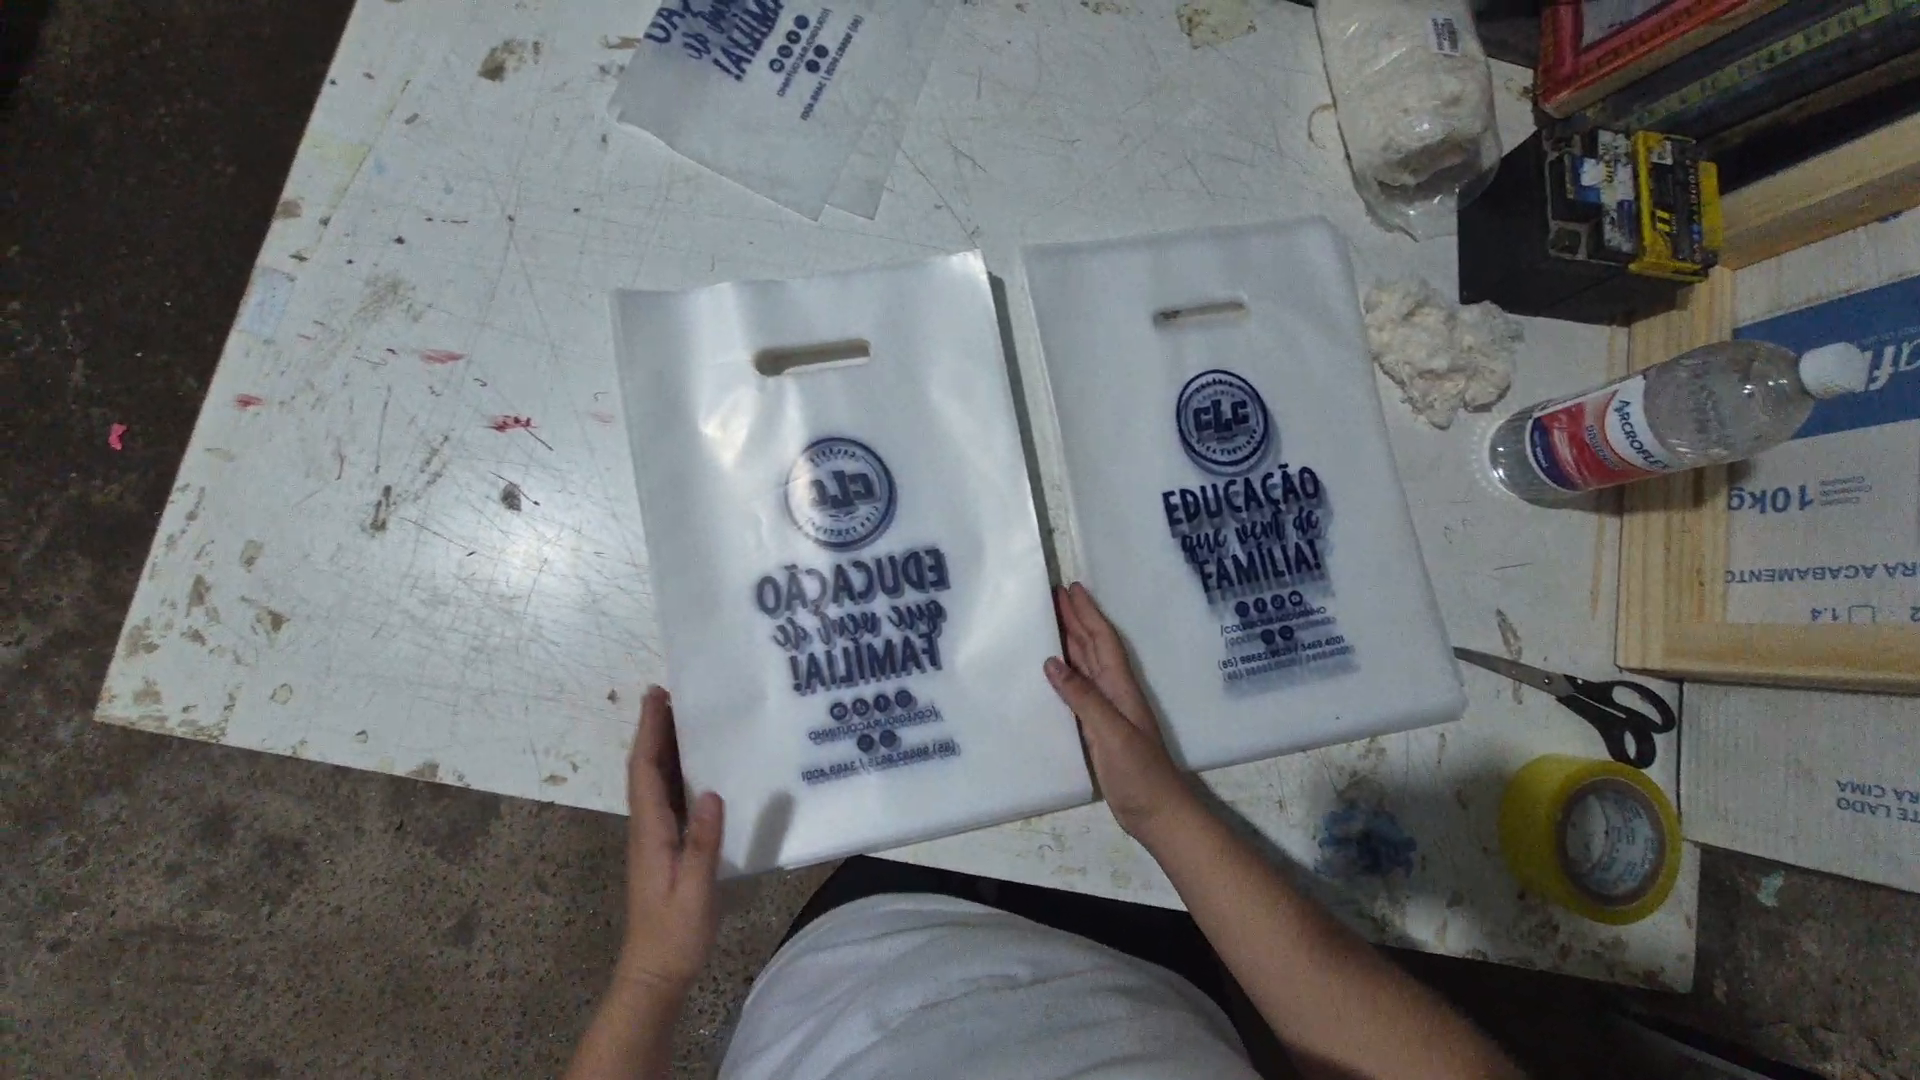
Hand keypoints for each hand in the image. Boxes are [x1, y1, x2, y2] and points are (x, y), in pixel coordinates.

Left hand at [615, 686, 723, 993]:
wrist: (655, 972)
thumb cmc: (674, 932)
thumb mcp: (694, 890)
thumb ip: (703, 843)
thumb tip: (712, 792)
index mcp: (651, 831)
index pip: (644, 769)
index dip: (649, 730)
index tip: (657, 695)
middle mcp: (648, 826)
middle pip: (647, 767)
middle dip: (656, 728)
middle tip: (675, 693)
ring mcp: (656, 837)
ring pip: (657, 780)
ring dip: (666, 746)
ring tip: (688, 717)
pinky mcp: (667, 847)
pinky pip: (670, 797)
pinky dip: (678, 771)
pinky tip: (700, 767)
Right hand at [1044, 583, 1196, 841]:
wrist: (1157, 813)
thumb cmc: (1139, 773)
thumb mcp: (1112, 733)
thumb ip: (1084, 698)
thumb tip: (1053, 662)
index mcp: (1121, 688)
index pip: (1102, 641)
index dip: (1088, 614)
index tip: (1071, 589)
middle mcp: (1114, 692)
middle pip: (1093, 647)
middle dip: (1076, 620)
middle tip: (1053, 595)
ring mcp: (1106, 710)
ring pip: (1085, 665)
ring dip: (1070, 641)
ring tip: (1050, 621)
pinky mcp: (1098, 729)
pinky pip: (1077, 690)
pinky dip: (1064, 674)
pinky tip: (1051, 672)